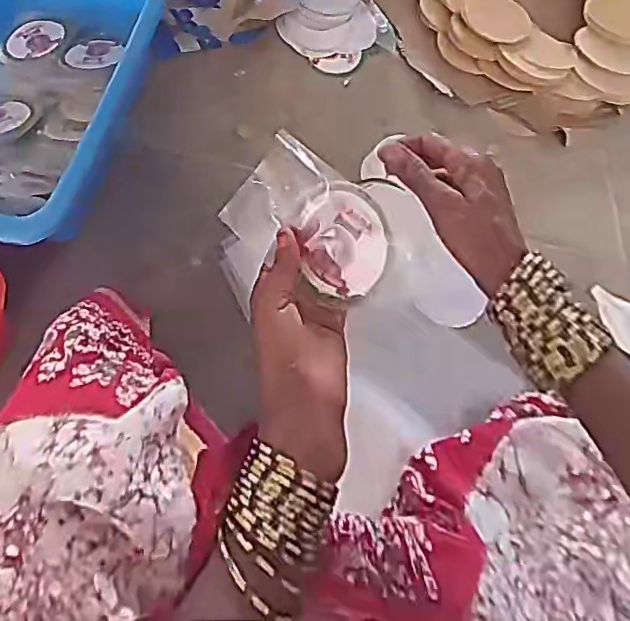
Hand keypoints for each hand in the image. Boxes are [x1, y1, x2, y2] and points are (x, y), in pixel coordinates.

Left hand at [253, 227, 349, 480]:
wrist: (309, 420)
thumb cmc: (286, 366)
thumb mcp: (274, 313)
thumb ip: (281, 274)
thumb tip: (285, 235)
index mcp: (268, 296)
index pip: (279, 255)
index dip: (292, 234)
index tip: (312, 209)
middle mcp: (289, 301)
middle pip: (303, 263)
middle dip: (317, 242)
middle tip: (340, 214)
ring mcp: (313, 314)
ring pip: (323, 276)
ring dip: (334, 258)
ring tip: (353, 230)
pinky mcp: (335, 326)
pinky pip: (341, 295)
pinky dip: (349, 279)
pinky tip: (362, 262)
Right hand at [381, 134, 527, 295]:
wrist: (506, 274)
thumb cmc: (479, 242)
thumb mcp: (440, 204)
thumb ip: (414, 174)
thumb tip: (392, 150)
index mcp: (473, 163)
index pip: (430, 141)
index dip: (403, 146)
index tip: (384, 156)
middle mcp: (482, 169)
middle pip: (439, 152)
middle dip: (412, 158)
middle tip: (389, 168)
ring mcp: (485, 186)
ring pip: (446, 169)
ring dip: (423, 173)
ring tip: (402, 183)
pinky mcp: (484, 203)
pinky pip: (454, 185)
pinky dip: (436, 187)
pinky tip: (425, 201)